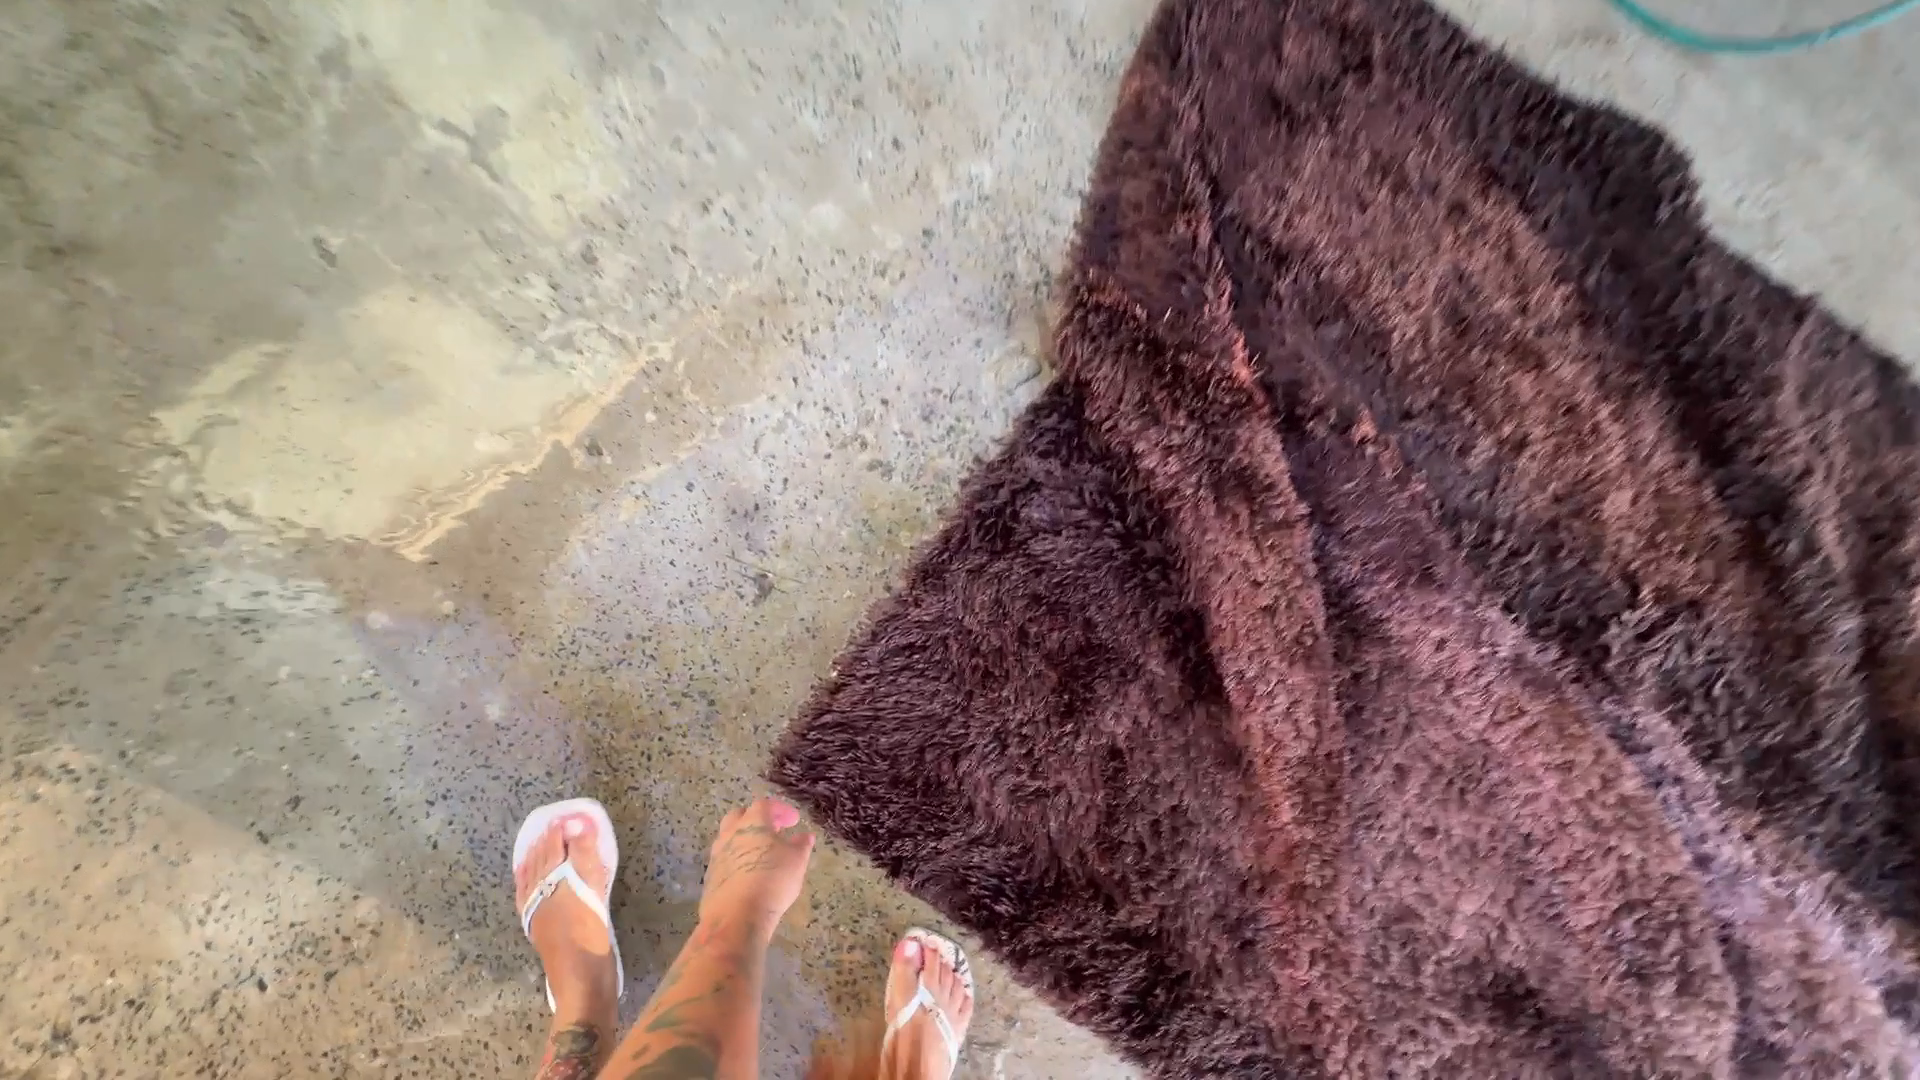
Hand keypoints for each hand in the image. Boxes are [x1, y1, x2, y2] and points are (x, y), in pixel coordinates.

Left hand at [697, 796, 814, 940]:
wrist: (736, 917)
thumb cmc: (772, 880)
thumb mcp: (797, 860)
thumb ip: (801, 845)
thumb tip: (805, 836)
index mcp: (752, 822)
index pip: (765, 805)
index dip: (781, 810)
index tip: (794, 821)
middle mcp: (730, 833)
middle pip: (740, 816)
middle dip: (757, 819)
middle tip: (773, 831)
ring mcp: (717, 856)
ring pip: (729, 838)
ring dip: (745, 840)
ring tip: (761, 854)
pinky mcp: (710, 877)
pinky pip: (725, 860)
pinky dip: (737, 860)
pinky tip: (749, 875)